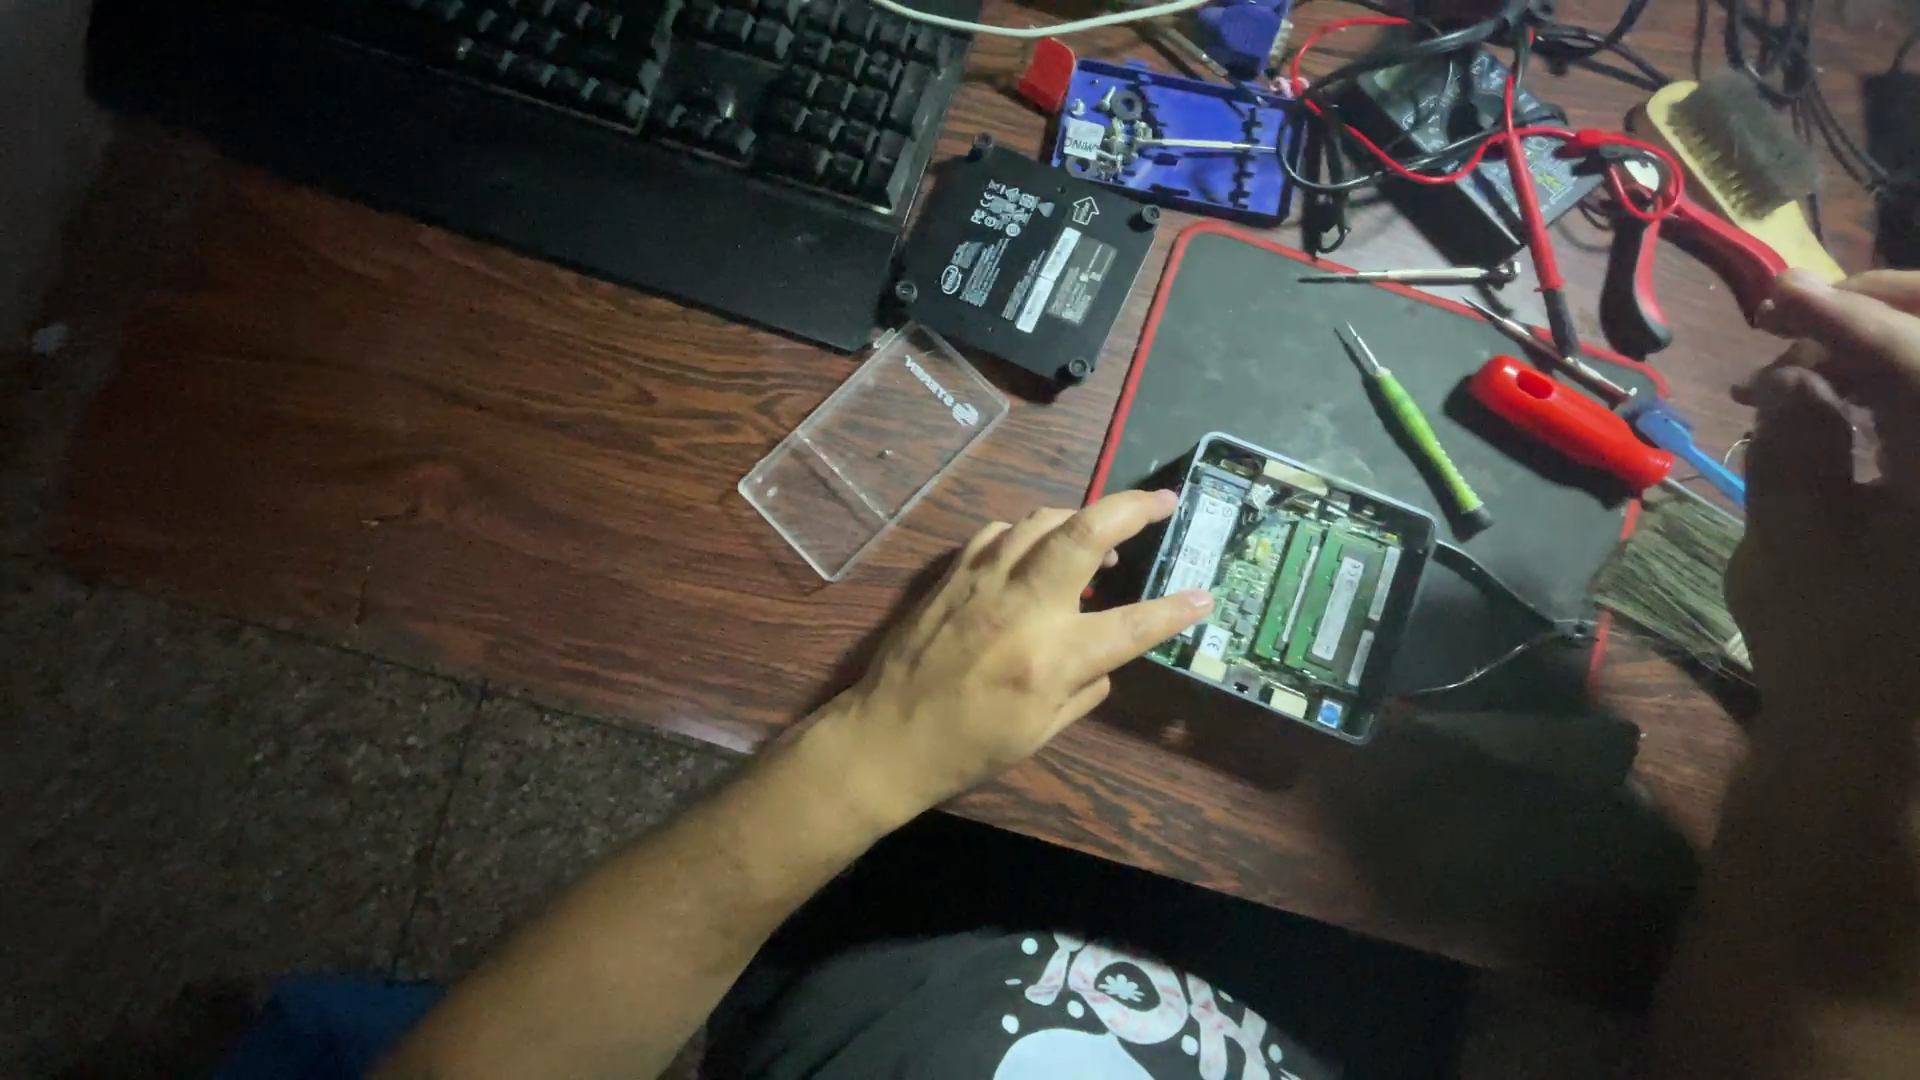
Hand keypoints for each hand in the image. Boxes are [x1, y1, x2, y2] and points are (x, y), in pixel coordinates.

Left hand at [806, 490, 1213, 825]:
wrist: (884, 737)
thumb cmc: (967, 748)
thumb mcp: (1040, 734)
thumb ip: (1086, 689)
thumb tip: (1109, 657)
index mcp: (1050, 660)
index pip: (1132, 625)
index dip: (1176, 610)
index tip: (1204, 595)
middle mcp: (1021, 608)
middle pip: (1085, 533)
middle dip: (1132, 507)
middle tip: (1162, 500)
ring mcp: (982, 582)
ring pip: (1041, 520)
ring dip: (1080, 519)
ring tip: (1101, 540)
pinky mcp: (952, 573)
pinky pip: (1001, 533)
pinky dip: (1030, 534)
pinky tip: (1036, 554)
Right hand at [1728, 270, 1919, 718]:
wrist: (1891, 726)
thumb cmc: (1830, 643)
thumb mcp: (1788, 547)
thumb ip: (1793, 453)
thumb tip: (1790, 379)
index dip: (1847, 318)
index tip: (1778, 295)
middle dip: (1886, 312)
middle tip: (1794, 315)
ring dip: (1881, 353)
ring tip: (1789, 375)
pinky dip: (1894, 392)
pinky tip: (1829, 405)